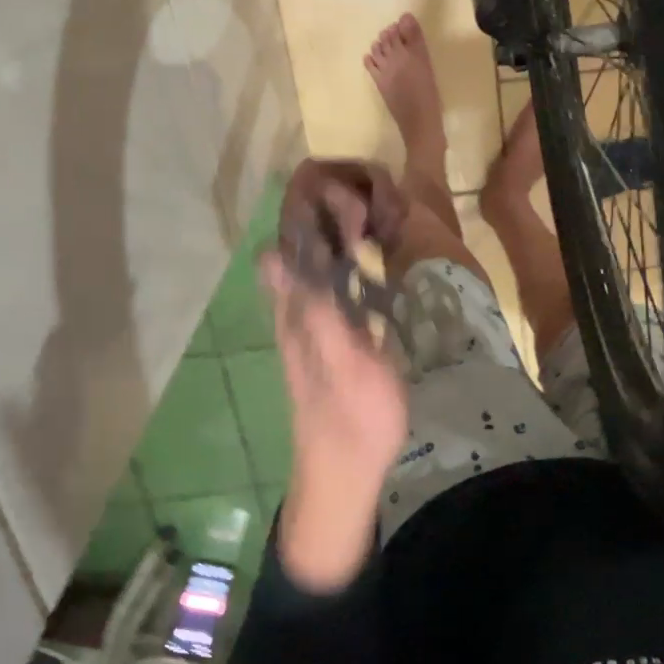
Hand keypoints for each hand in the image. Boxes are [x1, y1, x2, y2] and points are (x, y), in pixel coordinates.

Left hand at [262, 168, 408, 590]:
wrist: (347, 470)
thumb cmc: (349, 417)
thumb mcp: (338, 362)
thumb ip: (312, 309)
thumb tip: (274, 254)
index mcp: (295, 306)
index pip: (289, 239)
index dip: (309, 207)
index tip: (349, 192)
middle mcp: (302, 302)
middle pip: (308, 240)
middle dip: (335, 208)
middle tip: (377, 198)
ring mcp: (322, 315)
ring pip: (327, 256)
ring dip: (350, 228)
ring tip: (386, 214)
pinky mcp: (343, 328)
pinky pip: (347, 277)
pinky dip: (364, 255)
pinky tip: (389, 253)